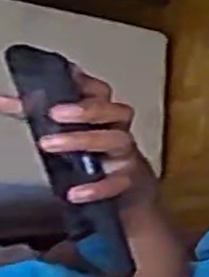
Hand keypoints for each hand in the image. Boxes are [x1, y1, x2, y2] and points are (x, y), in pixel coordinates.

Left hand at [1, 70, 157, 209]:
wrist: (122, 205)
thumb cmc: (90, 167)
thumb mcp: (66, 142)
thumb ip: (42, 121)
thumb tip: (4, 99)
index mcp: (100, 121)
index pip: (99, 95)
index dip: (84, 83)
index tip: (64, 71)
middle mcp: (116, 133)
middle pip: (119, 112)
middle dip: (92, 109)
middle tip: (57, 112)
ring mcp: (124, 157)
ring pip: (118, 140)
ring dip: (86, 139)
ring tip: (48, 144)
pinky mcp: (127, 182)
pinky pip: (118, 182)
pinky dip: (99, 186)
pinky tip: (75, 192)